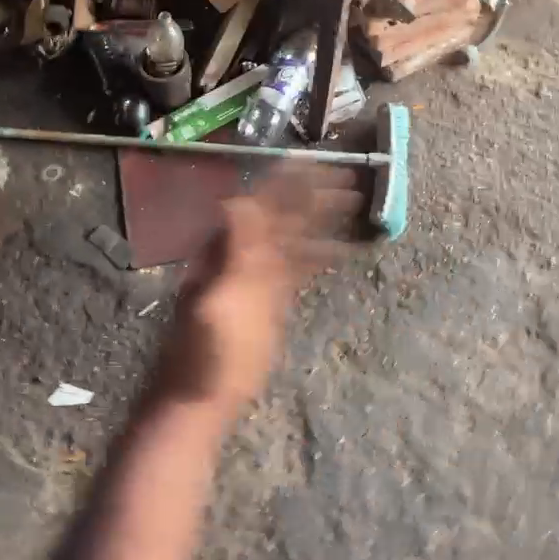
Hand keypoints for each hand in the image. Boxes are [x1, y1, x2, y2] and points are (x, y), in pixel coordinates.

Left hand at [154, 165, 358, 411]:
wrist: (202, 397)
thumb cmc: (208, 351)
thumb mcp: (219, 297)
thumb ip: (233, 250)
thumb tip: (237, 198)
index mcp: (228, 247)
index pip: (263, 200)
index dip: (291, 179)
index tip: (321, 162)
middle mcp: (244, 252)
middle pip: (283, 212)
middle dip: (314, 193)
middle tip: (351, 179)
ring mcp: (259, 274)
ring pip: (295, 235)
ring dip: (323, 218)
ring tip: (357, 203)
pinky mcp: (272, 299)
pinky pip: (300, 265)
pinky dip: (322, 253)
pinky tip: (347, 249)